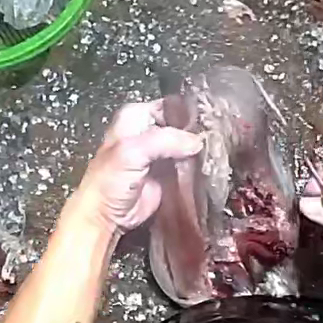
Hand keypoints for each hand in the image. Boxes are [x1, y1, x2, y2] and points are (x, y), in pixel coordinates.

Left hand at [66, 100, 203, 233]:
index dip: (186, 112)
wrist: (107, 216)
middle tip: (214, 137)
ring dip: (199, 150)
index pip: (168, 106)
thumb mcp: (132, 152)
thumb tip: (196, 142)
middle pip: (180, 125)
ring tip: (216, 151)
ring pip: (187, 145)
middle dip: (196, 131)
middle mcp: (149, 132)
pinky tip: (209, 166)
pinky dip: (198, 166)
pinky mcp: (168, 175)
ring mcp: (160, 155)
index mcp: (135, 118)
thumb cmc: (109, 182)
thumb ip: (165, 141)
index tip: (207, 119)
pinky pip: (188, 165)